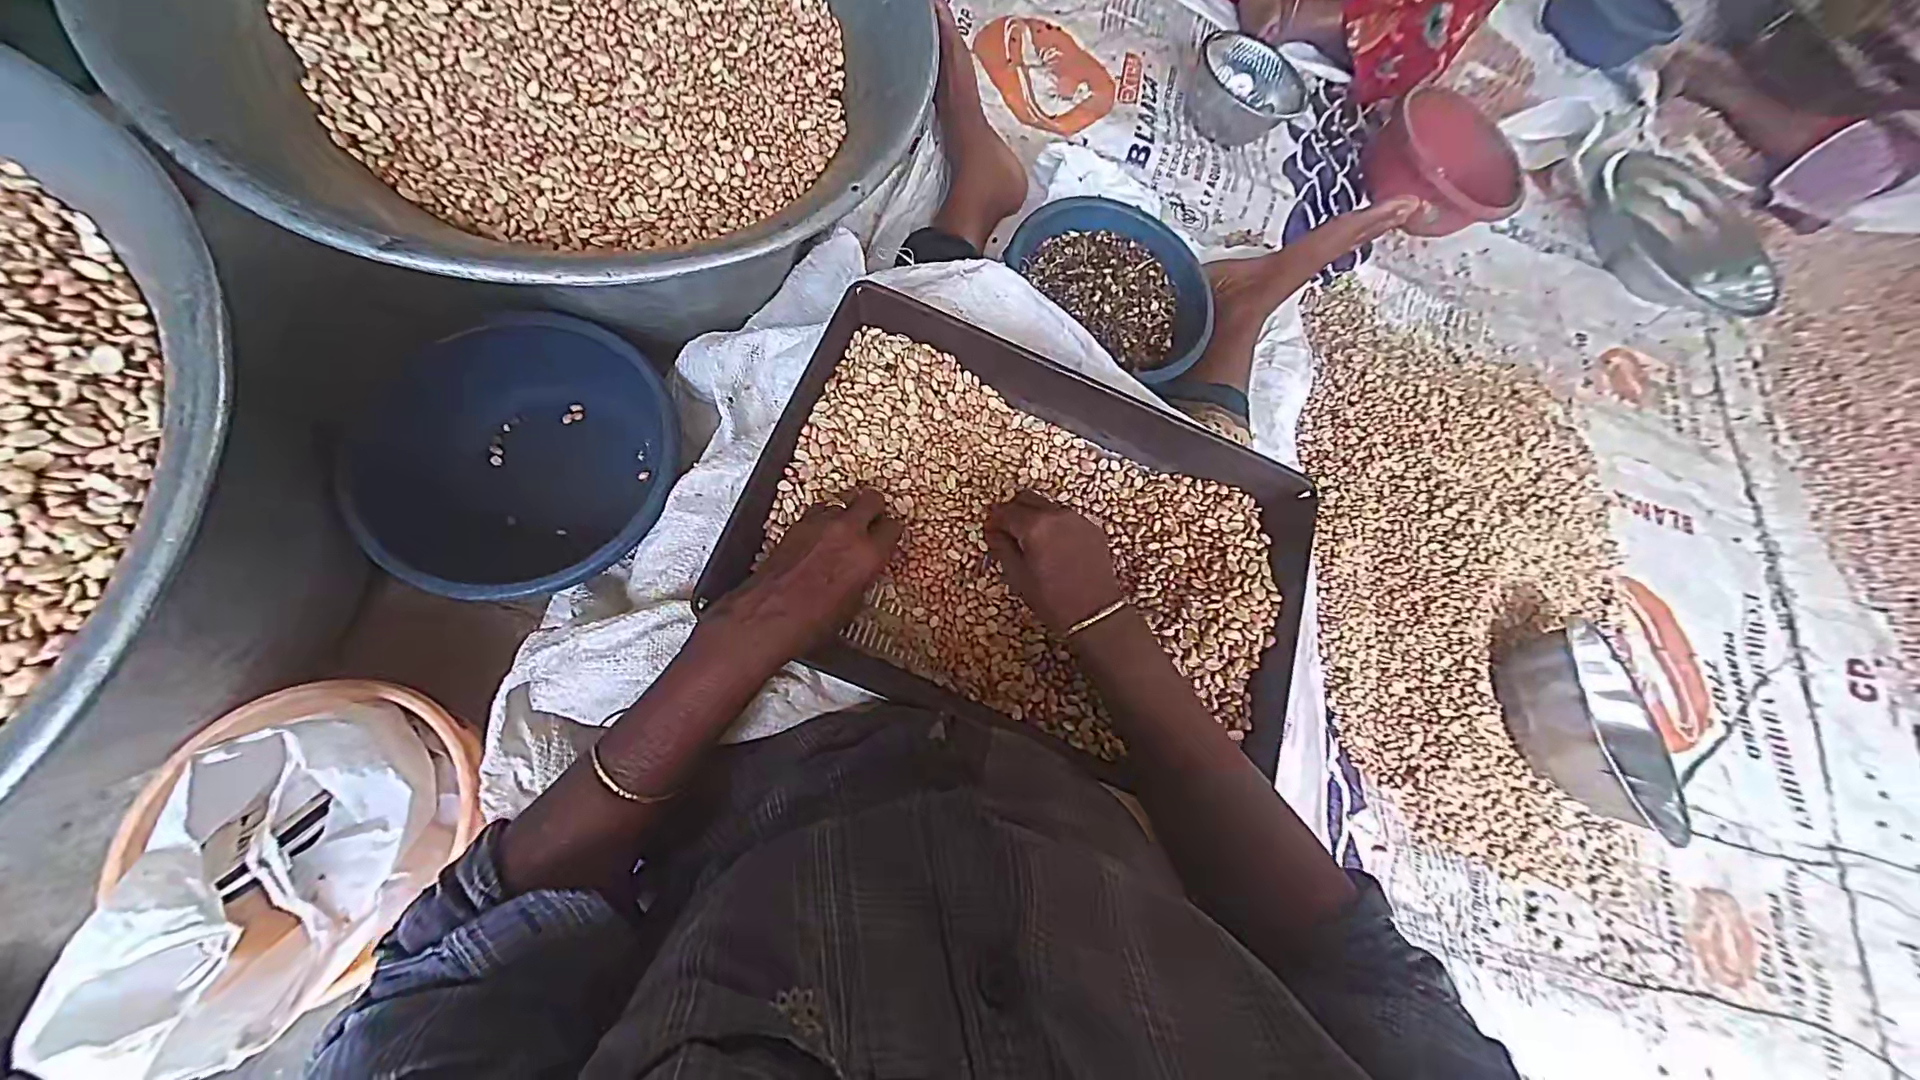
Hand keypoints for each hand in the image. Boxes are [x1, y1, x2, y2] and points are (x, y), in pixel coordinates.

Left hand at [702, 488, 902, 669]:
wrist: (766, 616)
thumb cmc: (810, 621)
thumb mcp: (852, 606)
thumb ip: (863, 578)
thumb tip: (862, 572)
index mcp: (868, 555)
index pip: (893, 528)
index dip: (891, 533)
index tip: (888, 538)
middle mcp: (848, 532)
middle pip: (872, 499)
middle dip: (874, 509)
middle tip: (872, 521)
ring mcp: (820, 524)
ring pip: (842, 504)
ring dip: (844, 515)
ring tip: (841, 534)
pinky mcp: (797, 525)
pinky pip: (818, 512)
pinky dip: (821, 521)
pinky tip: (818, 538)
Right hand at [984, 490, 1124, 635]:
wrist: (1094, 612)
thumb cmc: (1051, 598)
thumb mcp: (1018, 575)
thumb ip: (1002, 547)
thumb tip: (993, 532)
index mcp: (1035, 526)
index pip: (1006, 512)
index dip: (994, 520)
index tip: (989, 531)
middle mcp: (1057, 515)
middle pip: (1027, 498)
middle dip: (1012, 511)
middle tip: (1005, 531)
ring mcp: (1077, 519)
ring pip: (1047, 505)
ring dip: (1033, 515)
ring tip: (1028, 540)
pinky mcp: (1091, 528)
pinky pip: (1065, 517)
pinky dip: (1052, 523)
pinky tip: (1050, 545)